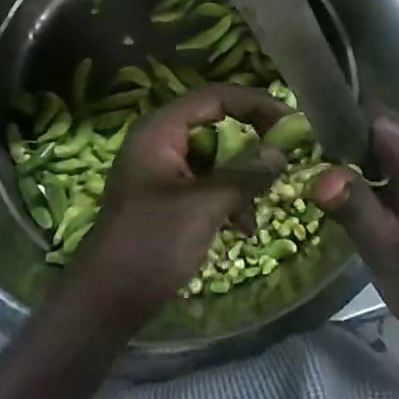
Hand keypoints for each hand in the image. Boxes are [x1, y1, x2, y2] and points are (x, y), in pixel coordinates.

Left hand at [63, 86, 290, 320]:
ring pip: (215, 156)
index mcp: (161, 130)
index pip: (215, 97)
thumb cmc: (150, 243)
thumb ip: (244, 174)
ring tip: (260, 206)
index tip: (292, 121)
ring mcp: (163, 170)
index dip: (256, 104)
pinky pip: (207, 182)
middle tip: (286, 159)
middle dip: (252, 144)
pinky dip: (228, 198)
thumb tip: (282, 152)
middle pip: (217, 125)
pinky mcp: (169, 197)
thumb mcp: (203, 206)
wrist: (105, 302)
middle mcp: (161, 141)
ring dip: (242, 178)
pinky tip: (243, 227)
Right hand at [313, 114, 398, 398]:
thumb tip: (317, 174)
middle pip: (382, 132)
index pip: (376, 119)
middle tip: (314, 172)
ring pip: (388, 150)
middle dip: (346, 146)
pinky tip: (359, 204)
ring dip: (360, 164)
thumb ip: (353, 207)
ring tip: (330, 190)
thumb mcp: (387, 253)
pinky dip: (376, 178)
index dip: (341, 126)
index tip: (310, 146)